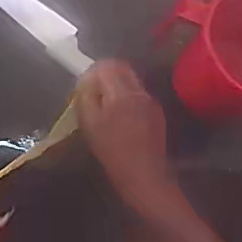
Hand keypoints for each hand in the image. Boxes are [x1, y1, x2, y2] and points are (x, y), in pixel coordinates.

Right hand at [76, 61, 176, 212]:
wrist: (144, 175)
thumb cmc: (112, 151)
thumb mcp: (89, 124)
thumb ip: (86, 97)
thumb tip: (86, 81)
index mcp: (121, 93)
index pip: (106, 66)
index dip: (93, 71)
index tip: (84, 83)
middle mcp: (139, 91)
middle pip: (122, 69)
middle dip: (106, 74)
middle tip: (93, 90)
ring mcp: (151, 101)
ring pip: (131, 82)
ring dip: (117, 85)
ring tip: (106, 105)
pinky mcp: (157, 113)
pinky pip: (139, 96)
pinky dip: (128, 98)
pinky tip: (121, 117)